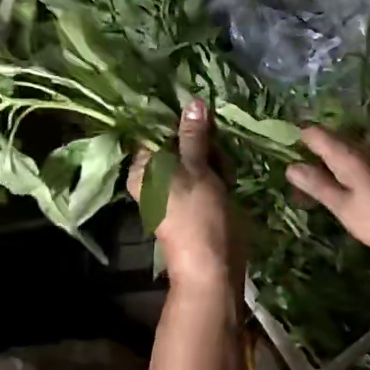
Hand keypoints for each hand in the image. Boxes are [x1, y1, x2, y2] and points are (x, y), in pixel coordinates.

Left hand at [128, 100, 239, 292]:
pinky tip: (227, 179)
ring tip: (222, 171)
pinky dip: (216, 172)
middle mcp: (153, 176)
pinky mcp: (194, 198)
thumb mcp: (196, 169)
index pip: (153, 130)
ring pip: (194, 156)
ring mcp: (175, 188)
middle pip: (176, 141)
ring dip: (212, 157)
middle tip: (215, 146)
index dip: (175, 116)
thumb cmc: (198, 215)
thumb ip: (193, 135)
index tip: (197, 105)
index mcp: (143, 168)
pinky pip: (204, 173)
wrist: (214, 268)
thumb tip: (193, 102)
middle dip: (199, 140)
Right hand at [285, 127, 369, 257]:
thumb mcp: (343, 207)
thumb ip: (317, 185)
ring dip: (325, 160)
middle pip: (329, 139)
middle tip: (292, 168)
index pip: (314, 133)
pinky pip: (355, 162)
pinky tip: (339, 188)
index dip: (296, 136)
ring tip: (312, 180)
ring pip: (343, 151)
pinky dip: (340, 170)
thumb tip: (291, 166)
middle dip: (309, 148)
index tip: (281, 148)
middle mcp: (360, 152)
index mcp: (346, 155)